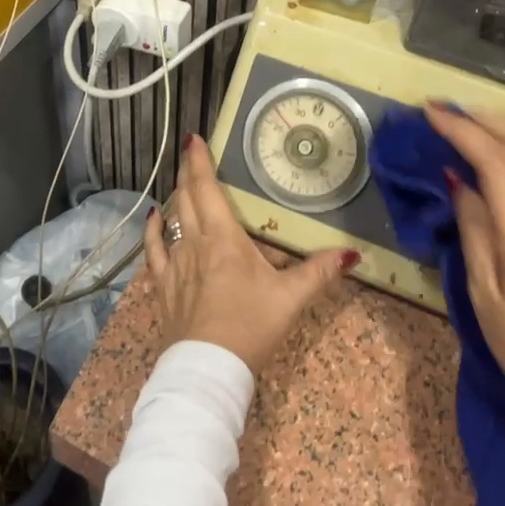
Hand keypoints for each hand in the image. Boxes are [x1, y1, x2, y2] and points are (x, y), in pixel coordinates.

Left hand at [141, 135, 360, 373]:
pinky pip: (153, 250)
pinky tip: (153, 219)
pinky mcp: (163, 286)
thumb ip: (318, 272)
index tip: (193, 138)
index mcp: (224, 238)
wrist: (208, 368)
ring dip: (175, 197)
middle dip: (187, 172)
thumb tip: (350, 253)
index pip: (207, 189)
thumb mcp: (290, 299)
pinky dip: (153, 231)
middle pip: (186, 198)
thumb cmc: (250, 326)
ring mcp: (174, 264)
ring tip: (180, 183)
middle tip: (189, 153)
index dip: (199, 161)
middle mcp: (194, 243)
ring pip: (171, 220)